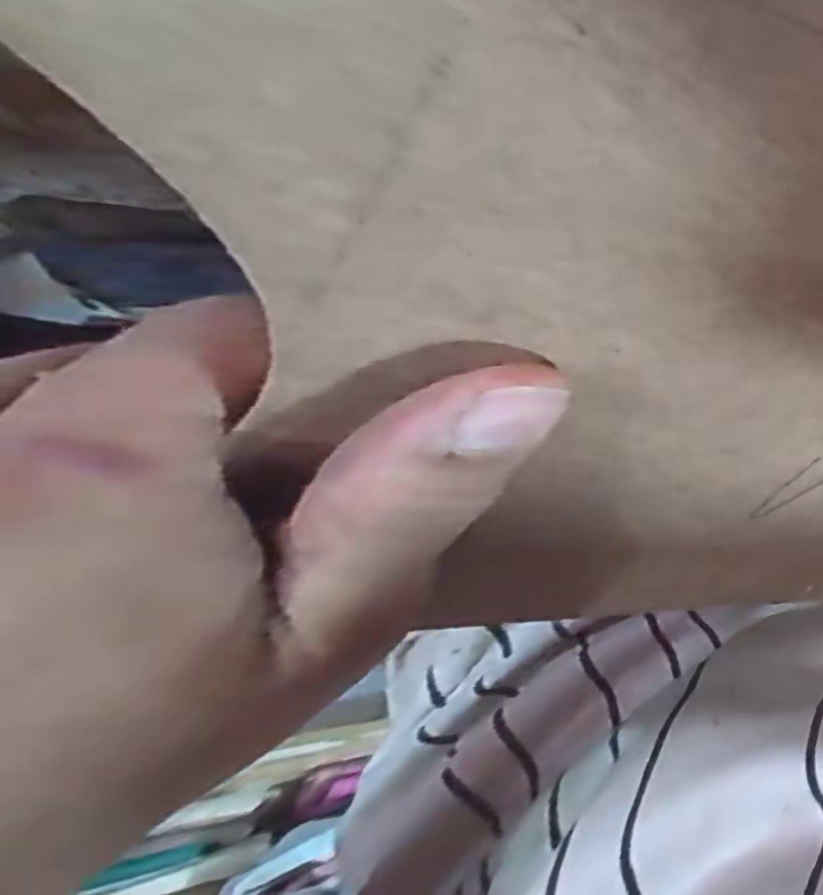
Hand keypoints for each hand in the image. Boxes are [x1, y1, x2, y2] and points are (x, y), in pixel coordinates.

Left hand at [0, 297, 568, 893]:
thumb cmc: (166, 729)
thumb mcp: (337, 620)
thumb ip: (416, 497)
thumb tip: (534, 384)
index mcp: (97, 444)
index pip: (219, 328)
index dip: (294, 368)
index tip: (332, 430)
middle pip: (128, 369)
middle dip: (205, 415)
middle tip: (257, 505)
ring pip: (48, 409)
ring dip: (119, 452)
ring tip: (162, 537)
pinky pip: (8, 449)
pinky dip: (44, 489)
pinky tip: (70, 562)